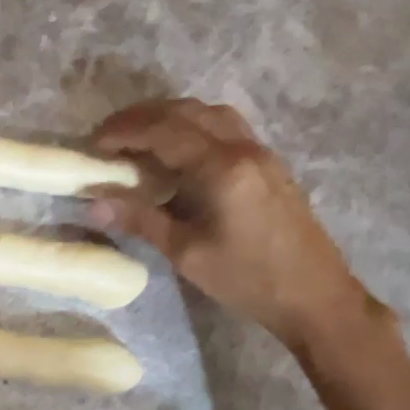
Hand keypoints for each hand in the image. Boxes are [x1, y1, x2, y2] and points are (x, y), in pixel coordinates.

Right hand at [87, 98, 378, 349]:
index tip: (94, 144)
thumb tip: (92, 205)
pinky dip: (195, 127)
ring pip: (210, 114)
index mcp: (222, 167)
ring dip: (171, 117)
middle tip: (110, 136)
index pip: (164, 131)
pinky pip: (227, 128)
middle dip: (143, 117)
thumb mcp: (187, 254)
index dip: (124, 131)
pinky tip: (180, 154)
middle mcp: (243, 148)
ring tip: (141, 139)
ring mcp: (262, 153)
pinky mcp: (270, 166)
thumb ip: (141, 220)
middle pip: (187, 111)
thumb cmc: (249, 280)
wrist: (316, 297)